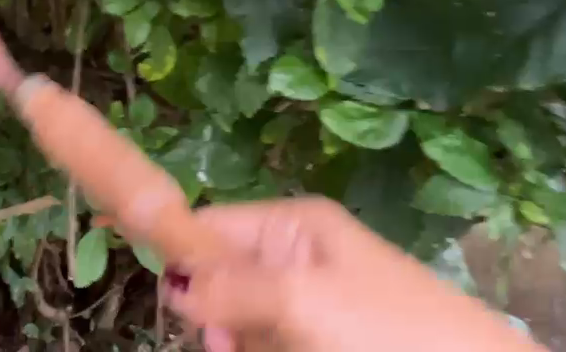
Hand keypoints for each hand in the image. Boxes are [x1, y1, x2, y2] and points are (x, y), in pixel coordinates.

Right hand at [166, 196, 543, 351]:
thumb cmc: (395, 334)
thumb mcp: (304, 300)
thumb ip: (231, 288)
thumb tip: (170, 285)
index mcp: (292, 225)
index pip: (211, 226)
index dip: (185, 258)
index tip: (180, 307)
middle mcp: (298, 257)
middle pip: (223, 277)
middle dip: (216, 313)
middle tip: (224, 347)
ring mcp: (315, 306)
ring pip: (245, 319)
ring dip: (238, 340)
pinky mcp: (327, 344)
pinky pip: (273, 342)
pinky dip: (261, 349)